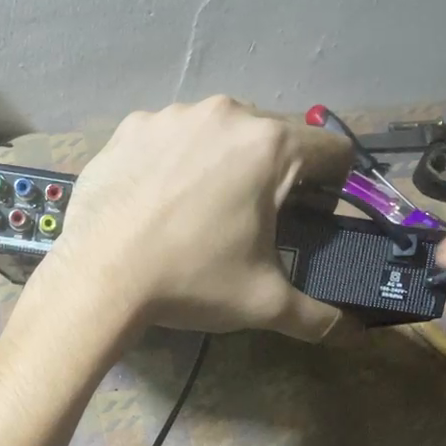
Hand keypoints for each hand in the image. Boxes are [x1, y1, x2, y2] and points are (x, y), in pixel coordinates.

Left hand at [35, 96, 353, 341]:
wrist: (99, 279)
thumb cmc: (190, 283)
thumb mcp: (262, 303)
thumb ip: (315, 315)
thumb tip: (346, 332)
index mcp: (270, 145)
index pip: (331, 152)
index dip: (331, 188)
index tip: (309, 218)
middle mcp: (225, 113)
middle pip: (271, 137)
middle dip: (271, 176)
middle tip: (248, 222)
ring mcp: (170, 116)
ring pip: (215, 134)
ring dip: (218, 164)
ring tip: (195, 212)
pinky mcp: (128, 129)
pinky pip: (165, 139)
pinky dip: (170, 163)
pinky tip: (154, 202)